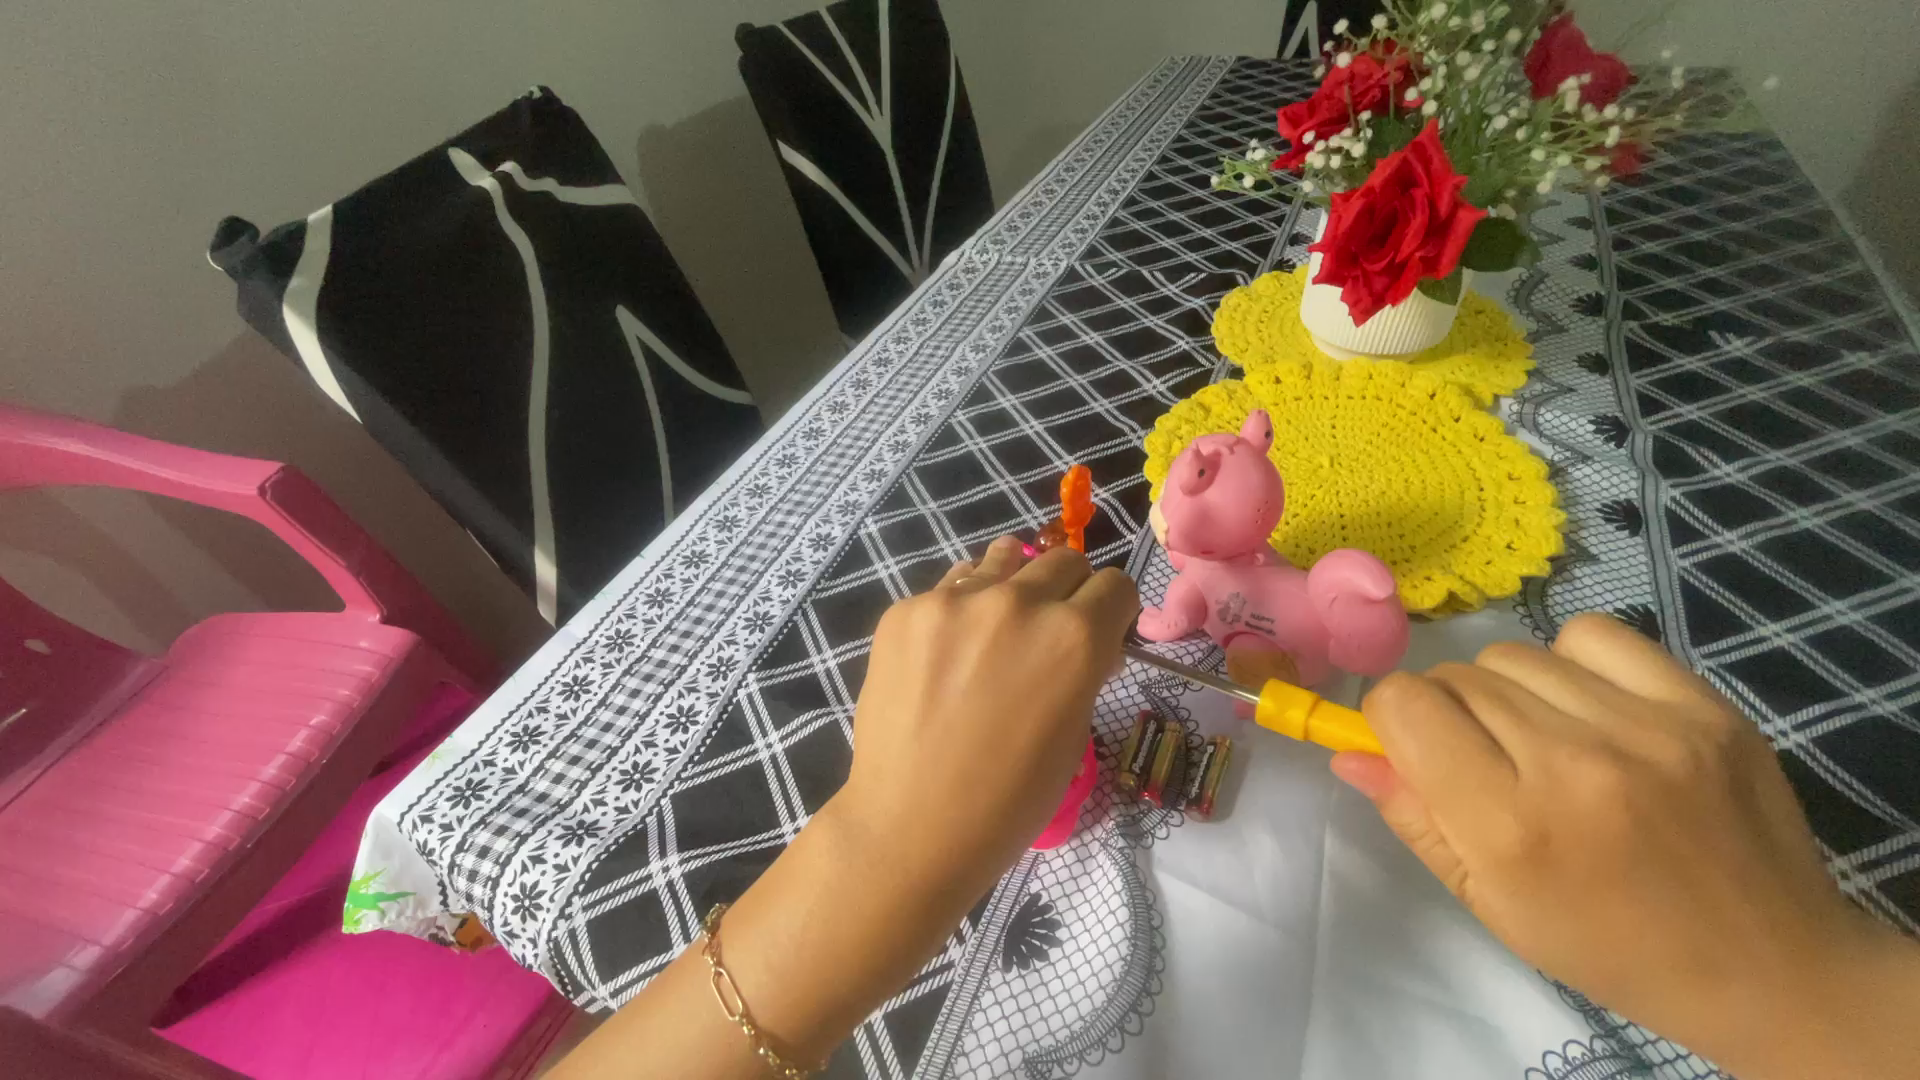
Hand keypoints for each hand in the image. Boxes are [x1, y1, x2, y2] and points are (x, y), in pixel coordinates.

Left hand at [837, 535, 1138, 901]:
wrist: (912, 825)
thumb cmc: (1008, 799)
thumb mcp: (1073, 734)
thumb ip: (1084, 668)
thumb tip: (1088, 639)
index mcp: (1074, 637)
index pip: (1115, 585)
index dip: (1112, 611)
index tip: (1100, 632)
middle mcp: (1018, 602)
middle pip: (1062, 561)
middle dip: (1067, 592)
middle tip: (1046, 634)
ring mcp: (954, 600)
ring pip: (1003, 559)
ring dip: (1012, 586)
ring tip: (994, 630)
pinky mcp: (905, 609)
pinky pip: (949, 587)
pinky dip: (959, 610)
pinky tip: (945, 654)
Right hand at [1335, 614, 1919, 1079]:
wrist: (1772, 968)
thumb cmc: (1603, 942)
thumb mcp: (1485, 897)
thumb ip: (1410, 815)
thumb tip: (1351, 750)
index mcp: (1509, 822)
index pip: (1403, 704)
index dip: (1392, 719)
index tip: (1416, 748)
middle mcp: (1572, 762)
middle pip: (1454, 677)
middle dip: (1447, 710)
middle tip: (1484, 757)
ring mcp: (1645, 727)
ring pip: (1512, 655)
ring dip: (1505, 689)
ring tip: (1541, 736)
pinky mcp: (1702, 706)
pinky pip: (1591, 635)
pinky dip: (1571, 661)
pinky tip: (1590, 707)